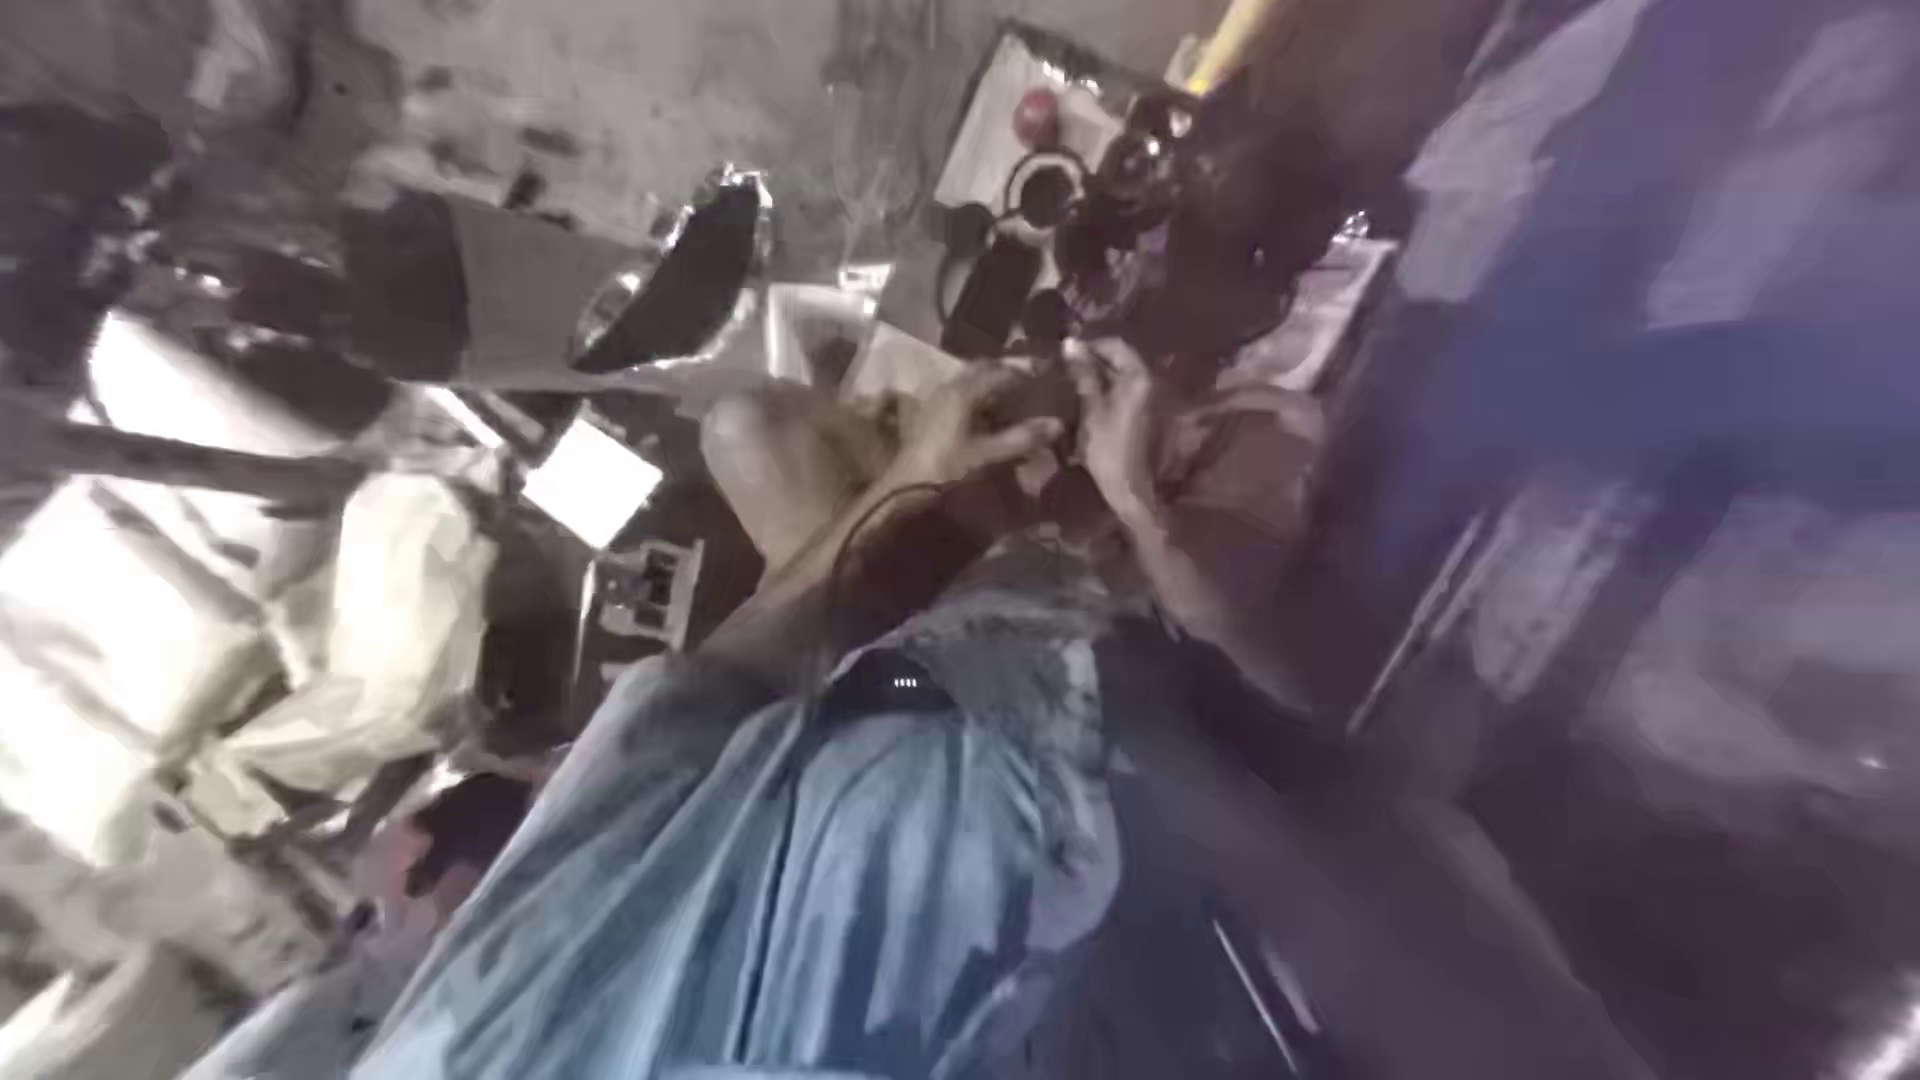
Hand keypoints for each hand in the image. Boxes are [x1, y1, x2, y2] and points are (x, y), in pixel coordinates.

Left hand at [884, 365, 1064, 489]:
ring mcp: (935, 401)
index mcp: (963, 392)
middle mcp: (947, 388)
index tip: (1046, 379)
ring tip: (1013, 400)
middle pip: (982, 369)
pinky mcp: (929, 416)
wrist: (903, 490)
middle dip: (1007, 373)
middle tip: (1030, 384)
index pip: (1000, 371)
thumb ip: (1022, 437)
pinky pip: (959, 396)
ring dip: (991, 385)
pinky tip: (989, 416)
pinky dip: (978, 399)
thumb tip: (1057, 424)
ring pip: (968, 382)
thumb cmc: (947, 469)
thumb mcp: (988, 454)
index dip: (1025, 373)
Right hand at [1066, 337, 1161, 525]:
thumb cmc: (1107, 448)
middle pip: (1116, 360)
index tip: (1063, 354)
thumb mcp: (1090, 409)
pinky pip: (1115, 392)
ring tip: (1065, 383)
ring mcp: (1142, 399)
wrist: (1127, 487)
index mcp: (1137, 378)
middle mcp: (1145, 383)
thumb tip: (1070, 343)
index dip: (1089, 345)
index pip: (1114, 345)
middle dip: (1089, 361)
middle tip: (1060, 368)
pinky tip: (1078, 400)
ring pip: (1114, 376)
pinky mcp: (1136, 413)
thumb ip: (1082, 375)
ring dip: (1091, 377)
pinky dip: (1098, 391)